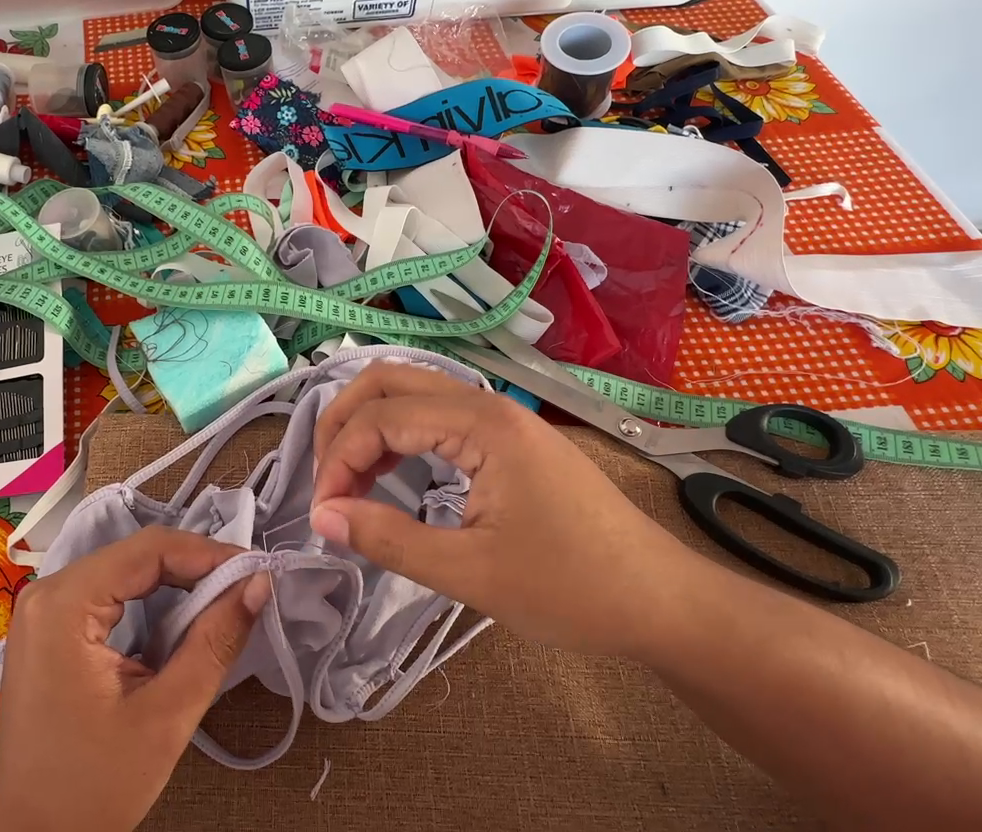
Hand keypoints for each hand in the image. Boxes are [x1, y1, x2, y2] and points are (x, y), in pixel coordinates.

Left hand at [0, 526, 269, 831]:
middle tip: (246, 587)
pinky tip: (184, 619)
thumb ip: (214, 641)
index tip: (256, 571)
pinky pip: (109, 596)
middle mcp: (47, 592)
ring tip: (225, 600)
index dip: (208, 553)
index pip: (148, 550)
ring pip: (125, 572)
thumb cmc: (92, 786)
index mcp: (64, 603)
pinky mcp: (50, 630)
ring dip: (176, 584)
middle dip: (195, 567)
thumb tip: (258, 584)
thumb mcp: (165, 715)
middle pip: (135, 556)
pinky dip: (150, 603)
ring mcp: (44, 610)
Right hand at [308, 362, 710, 658]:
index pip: (381, 417)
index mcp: (481, 423)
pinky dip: (402, 438)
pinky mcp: (511, 439)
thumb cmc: (570, 587)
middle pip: (390, 381)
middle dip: (343, 423)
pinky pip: (438, 418)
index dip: (338, 460)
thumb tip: (321, 517)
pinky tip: (391, 476)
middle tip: (324, 480)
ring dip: (370, 428)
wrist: (660, 600)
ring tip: (350, 482)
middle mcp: (488, 403)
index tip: (322, 514)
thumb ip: (388, 539)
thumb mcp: (470, 572)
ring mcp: (502, 417)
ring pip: (413, 395)